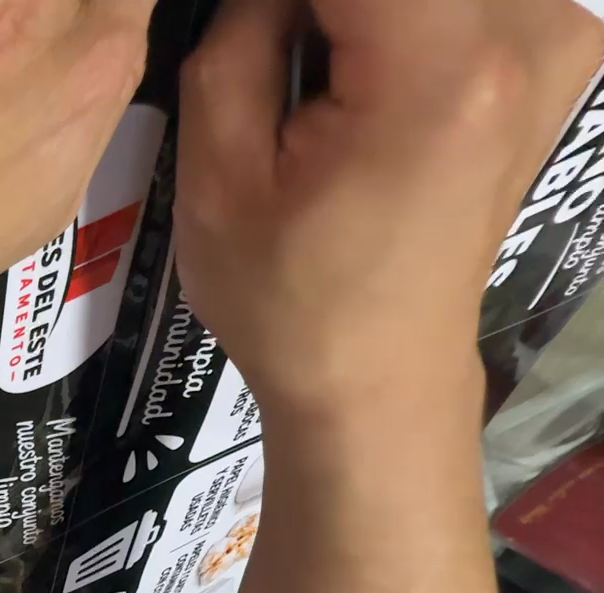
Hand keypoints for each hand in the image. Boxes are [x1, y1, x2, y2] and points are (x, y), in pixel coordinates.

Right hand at [176, 0, 603, 426]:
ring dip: (347, 22)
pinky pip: (460, 2)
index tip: (238, 35)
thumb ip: (234, 59)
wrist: (370, 366)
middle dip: (306, 11)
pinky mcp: (557, 54)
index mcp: (441, 75)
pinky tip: (350, 90)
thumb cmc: (280, 295)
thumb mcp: (218, 187)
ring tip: (301, 96)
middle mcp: (536, 30)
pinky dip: (390, 28)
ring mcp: (563, 37)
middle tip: (260, 73)